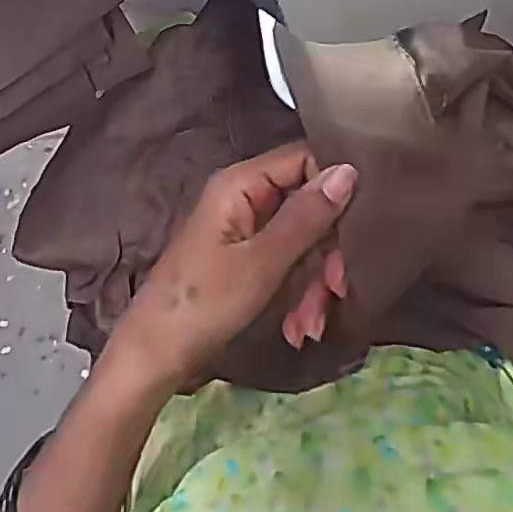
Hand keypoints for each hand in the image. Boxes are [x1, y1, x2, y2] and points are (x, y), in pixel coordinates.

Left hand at [108, 142, 356, 390]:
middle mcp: (243, 196)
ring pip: (300, 239)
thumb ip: (307, 216)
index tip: (355, 229)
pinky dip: (296, 292)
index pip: (303, 158)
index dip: (334, 188)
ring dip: (313, 282)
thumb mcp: (264, 262)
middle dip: (326, 251)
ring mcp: (243, 227)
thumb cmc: (205, 302)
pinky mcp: (244, 256)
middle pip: (306, 203)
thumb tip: (349, 170)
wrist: (157, 353)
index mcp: (240, 183)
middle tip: (337, 289)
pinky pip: (285, 261)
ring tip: (312, 325)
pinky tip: (298, 328)